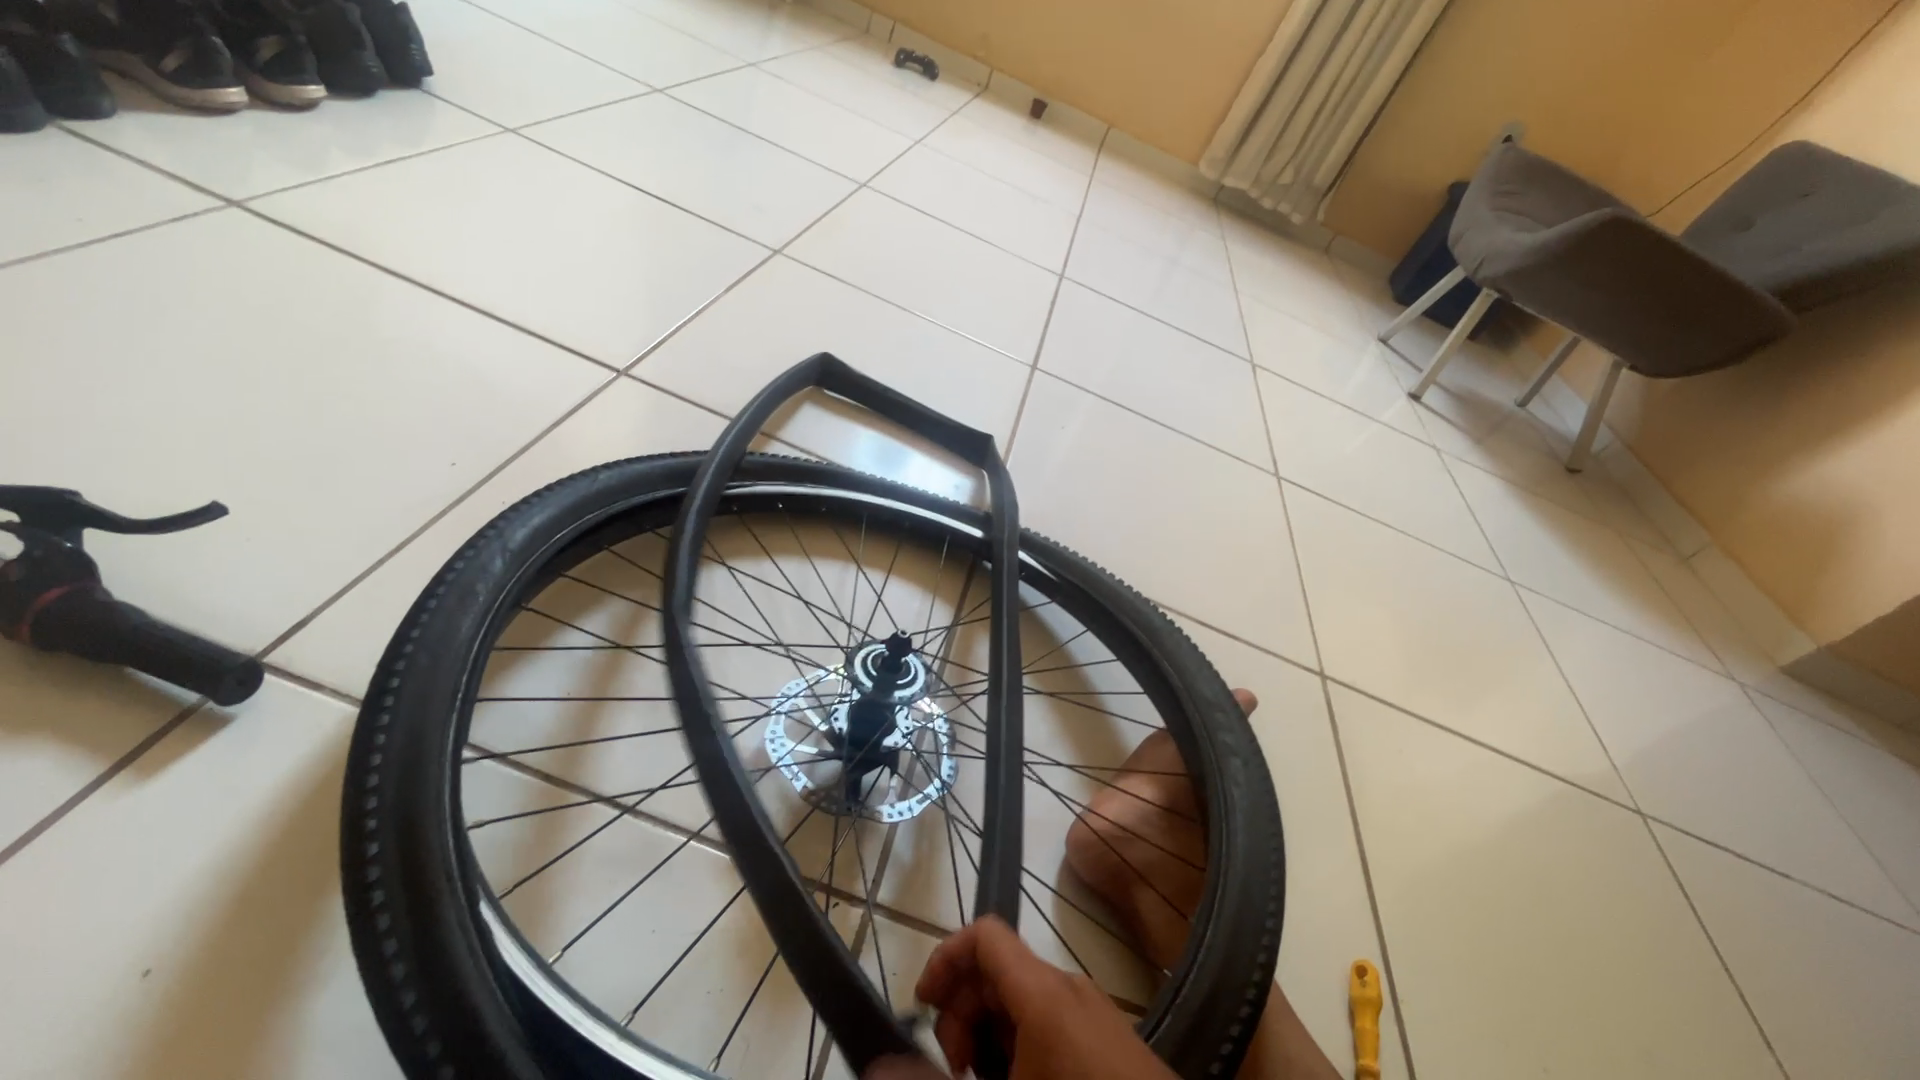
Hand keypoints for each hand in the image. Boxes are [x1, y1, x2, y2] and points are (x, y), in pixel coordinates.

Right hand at [883, 915, 1178, 1079]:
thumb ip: (937, 1076)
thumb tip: (879, 1063)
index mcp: (1042, 992)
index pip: (984, 935)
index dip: (944, 959)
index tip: (923, 1008)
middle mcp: (1068, 988)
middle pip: (997, 969)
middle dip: (962, 1012)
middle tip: (957, 1072)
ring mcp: (1092, 1012)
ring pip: (1022, 999)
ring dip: (989, 1034)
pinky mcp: (1108, 1039)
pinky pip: (1050, 1021)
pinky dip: (1021, 1044)